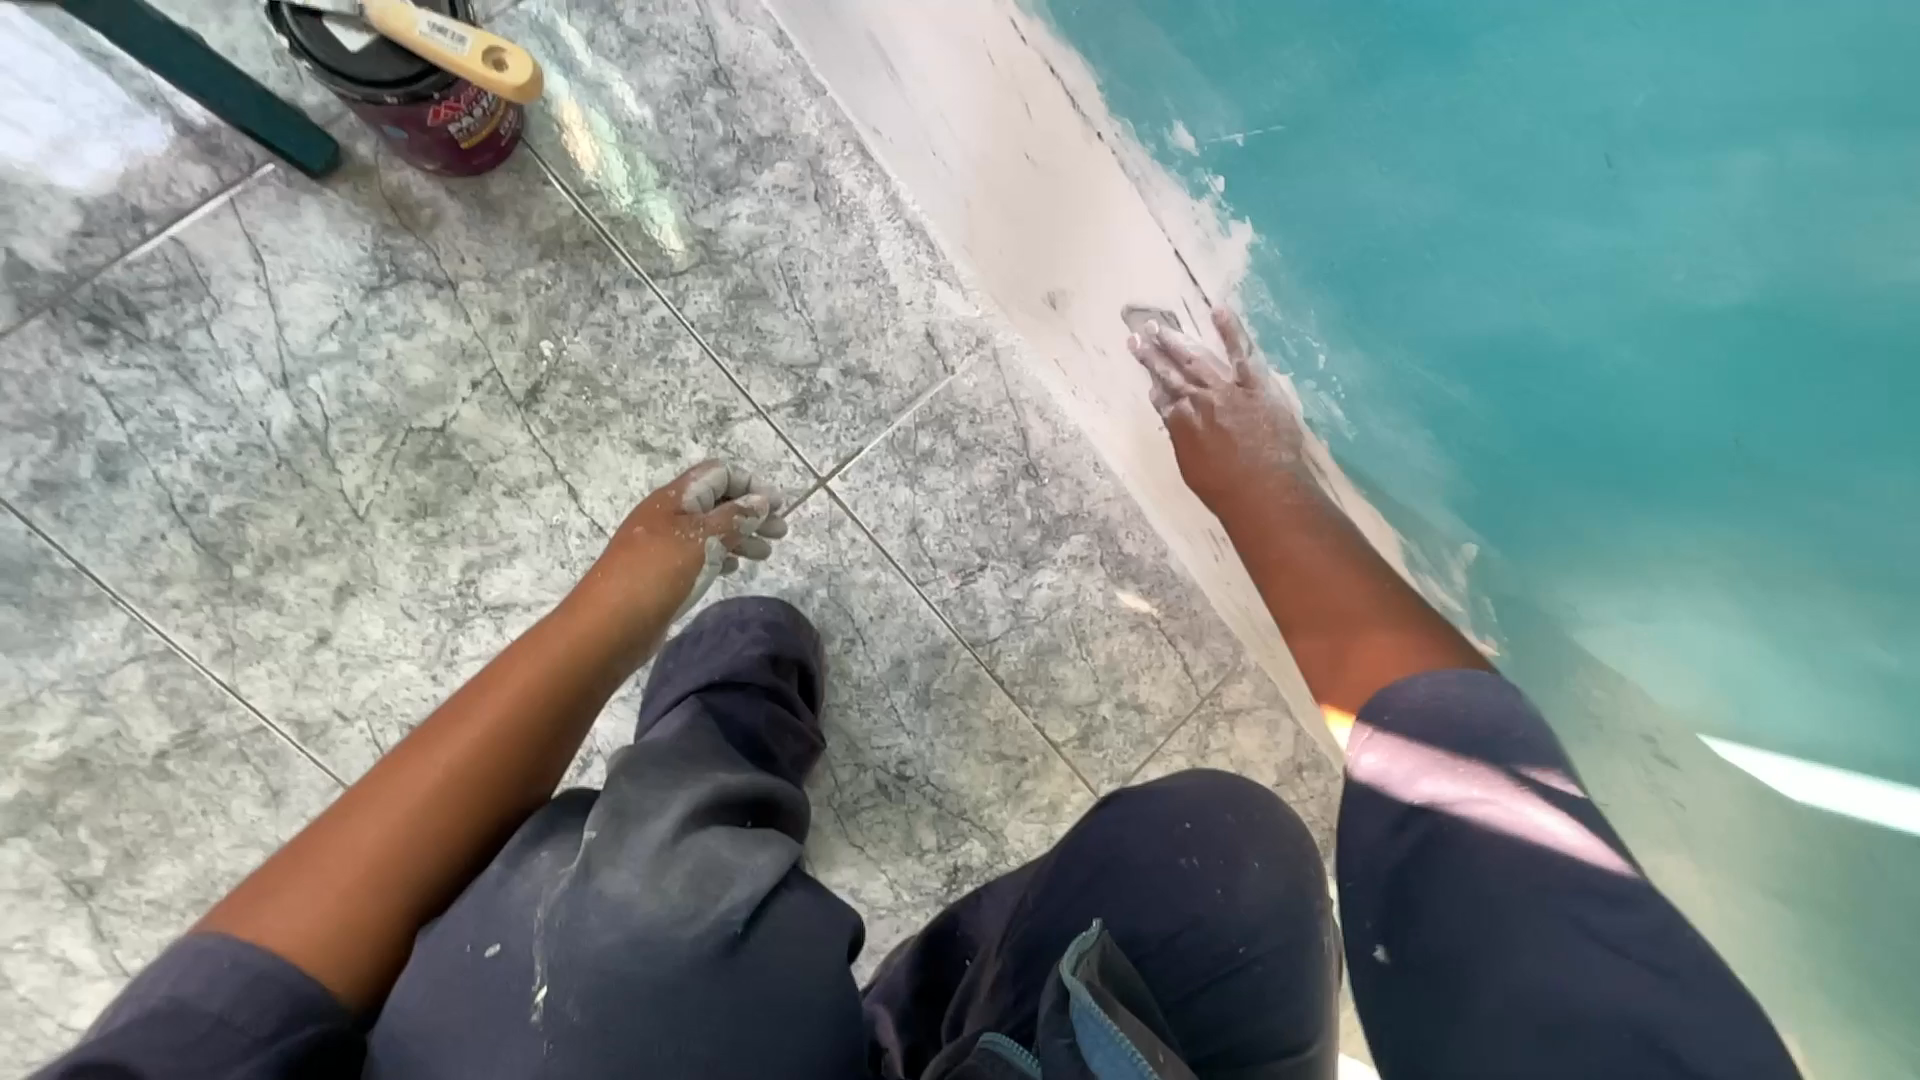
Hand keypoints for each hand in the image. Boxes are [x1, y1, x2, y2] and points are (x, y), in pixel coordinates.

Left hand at [581, 460, 788, 630]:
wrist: (610, 625)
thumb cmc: (659, 574)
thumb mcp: (703, 540)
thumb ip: (736, 518)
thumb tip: (762, 500)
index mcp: (676, 498)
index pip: (719, 474)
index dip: (751, 484)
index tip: (778, 506)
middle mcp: (670, 514)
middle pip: (718, 502)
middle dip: (751, 513)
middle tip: (781, 532)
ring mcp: (665, 543)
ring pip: (711, 530)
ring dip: (741, 536)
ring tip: (765, 554)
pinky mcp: (663, 571)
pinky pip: (699, 553)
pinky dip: (722, 555)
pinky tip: (734, 568)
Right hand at [1128, 307, 1311, 516]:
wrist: (1264, 489)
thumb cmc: (1225, 489)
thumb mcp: (1190, 467)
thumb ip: (1180, 436)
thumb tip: (1168, 411)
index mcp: (1182, 422)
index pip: (1162, 395)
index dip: (1151, 378)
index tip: (1140, 360)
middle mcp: (1199, 401)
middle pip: (1172, 373)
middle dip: (1154, 354)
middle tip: (1138, 334)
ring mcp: (1227, 390)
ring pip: (1197, 359)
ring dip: (1177, 341)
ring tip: (1160, 326)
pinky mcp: (1255, 385)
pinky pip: (1242, 353)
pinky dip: (1230, 331)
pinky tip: (1218, 311)